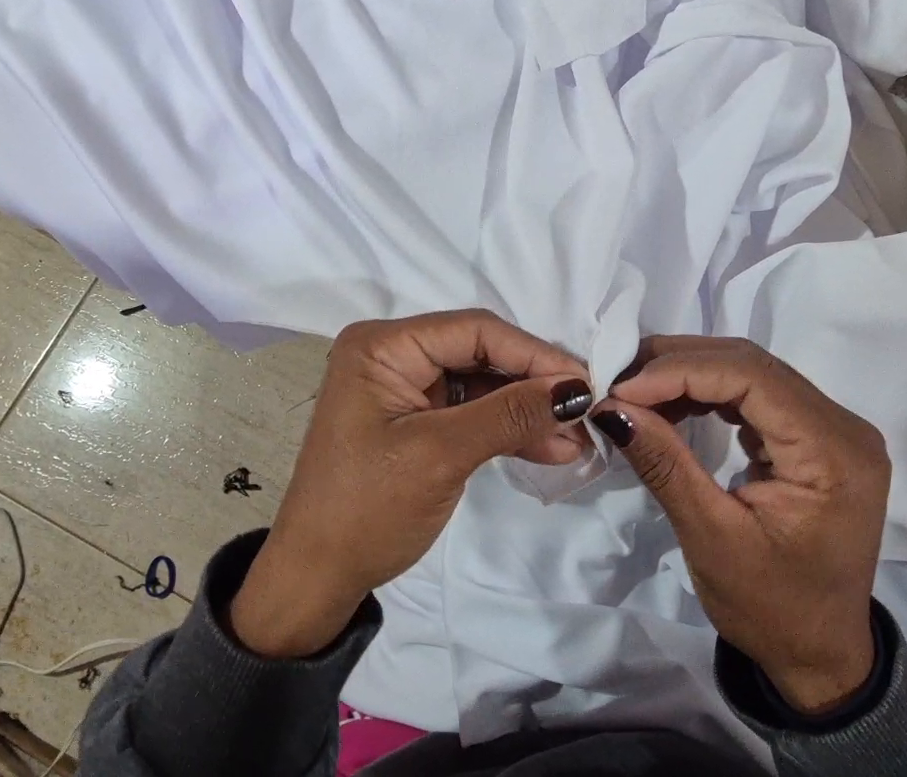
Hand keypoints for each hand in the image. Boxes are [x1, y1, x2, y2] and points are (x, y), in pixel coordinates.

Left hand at [230, 310, 591, 657]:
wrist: (317, 577)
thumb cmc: (367, 508)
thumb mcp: (440, 456)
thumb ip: (509, 416)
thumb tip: (578, 388)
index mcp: (382, 346)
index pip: (473, 330)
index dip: (533, 353)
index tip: (587, 382)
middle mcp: (393, 355)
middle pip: (481, 353)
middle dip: (534, 384)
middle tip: (588, 411)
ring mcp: (406, 390)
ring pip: (483, 384)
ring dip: (527, 411)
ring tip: (578, 439)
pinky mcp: (418, 422)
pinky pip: (473, 413)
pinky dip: (509, 430)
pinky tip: (551, 448)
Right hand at [591, 336, 889, 714]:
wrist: (819, 654)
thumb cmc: (771, 608)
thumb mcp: (711, 538)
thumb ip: (665, 464)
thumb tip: (609, 406)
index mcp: (834, 455)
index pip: (752, 378)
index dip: (680, 372)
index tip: (620, 389)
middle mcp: (843, 429)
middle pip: (753, 364)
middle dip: (679, 363)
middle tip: (617, 377)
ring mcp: (832, 431)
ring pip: (751, 372)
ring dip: (689, 372)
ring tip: (634, 389)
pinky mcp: (813, 439)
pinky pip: (756, 395)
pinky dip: (707, 392)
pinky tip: (670, 404)